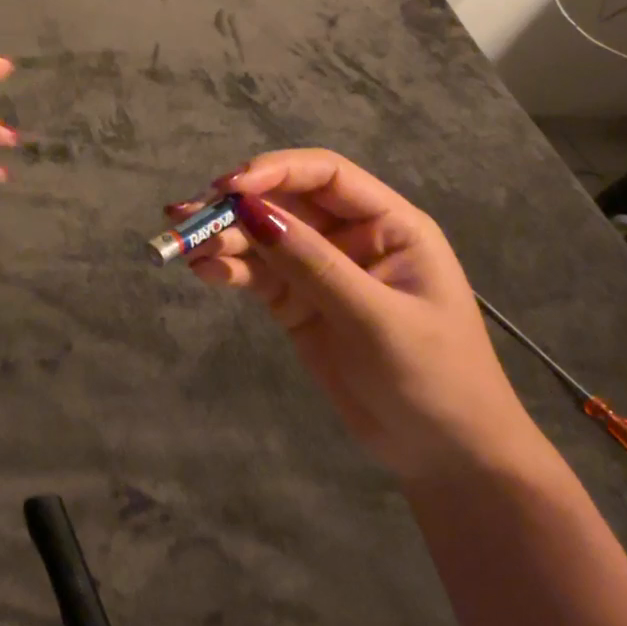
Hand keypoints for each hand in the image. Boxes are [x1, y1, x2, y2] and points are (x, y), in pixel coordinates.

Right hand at [176, 149, 539, 479]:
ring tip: (182, 248)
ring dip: (220, 238)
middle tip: (183, 215)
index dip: (274, 171)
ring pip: (260, 237)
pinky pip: (254, 273)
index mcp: (388, 226)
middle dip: (232, 206)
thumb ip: (312, 263)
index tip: (227, 188)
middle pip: (281, 202)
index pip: (325, 175)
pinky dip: (226, 268)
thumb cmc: (434, 377)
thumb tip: (251, 211)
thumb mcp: (375, 318)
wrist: (444, 454)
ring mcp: (319, 270)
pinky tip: (203, 272)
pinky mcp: (295, 302)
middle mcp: (349, 237)